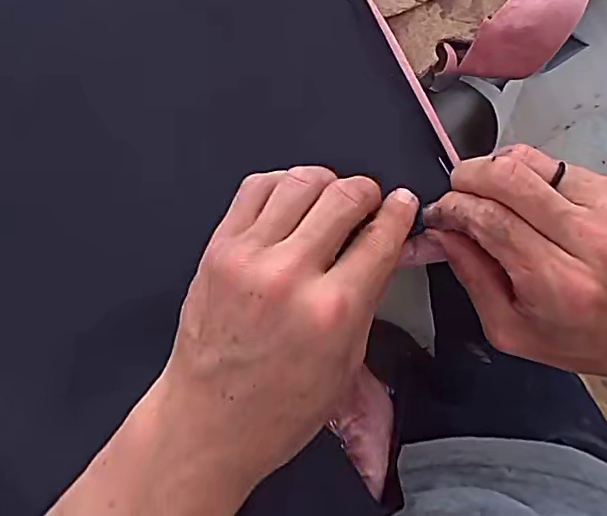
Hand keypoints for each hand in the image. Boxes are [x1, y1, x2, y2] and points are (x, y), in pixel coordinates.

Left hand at [52, 167, 416, 514]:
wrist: (204, 427)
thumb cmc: (277, 406)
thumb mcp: (349, 359)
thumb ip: (373, 289)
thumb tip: (390, 237)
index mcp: (332, 311)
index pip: (382, 233)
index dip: (400, 209)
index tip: (402, 202)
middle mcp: (290, 276)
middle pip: (347, 194)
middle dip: (368, 192)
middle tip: (368, 204)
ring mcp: (249, 257)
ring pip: (304, 179)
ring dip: (328, 183)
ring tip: (329, 202)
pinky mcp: (218, 248)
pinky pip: (258, 185)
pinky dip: (283, 183)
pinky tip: (291, 201)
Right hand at [423, 146, 606, 386]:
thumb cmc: (576, 336)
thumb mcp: (510, 329)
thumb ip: (471, 275)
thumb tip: (440, 230)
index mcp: (560, 282)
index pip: (494, 220)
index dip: (455, 208)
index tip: (438, 213)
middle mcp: (585, 237)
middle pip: (510, 177)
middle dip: (468, 176)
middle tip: (454, 193)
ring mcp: (599, 205)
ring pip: (526, 159)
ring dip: (491, 168)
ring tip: (482, 191)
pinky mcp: (604, 186)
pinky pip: (546, 160)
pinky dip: (519, 169)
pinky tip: (516, 194)